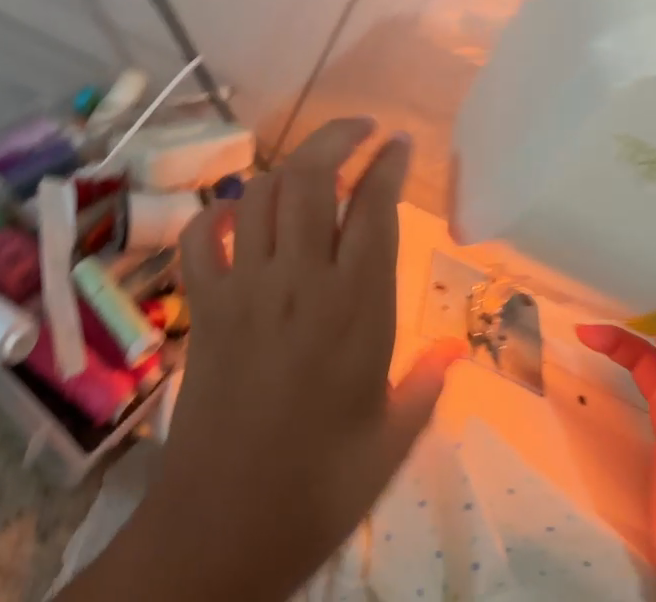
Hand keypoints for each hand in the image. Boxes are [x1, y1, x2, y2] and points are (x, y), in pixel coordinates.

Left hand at [60, 119, 462, 601]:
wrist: (225, 524)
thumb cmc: (320, 487)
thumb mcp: (392, 439)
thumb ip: (426, 384)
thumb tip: (456, 349)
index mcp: (356, 309)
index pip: (374, 208)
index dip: (388, 164)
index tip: (400, 143)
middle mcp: (299, 282)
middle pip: (311, 178)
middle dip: (337, 138)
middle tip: (362, 131)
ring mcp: (243, 289)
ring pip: (261, 195)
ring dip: (288, 169)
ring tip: (312, 170)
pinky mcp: (202, 307)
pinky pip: (200, 238)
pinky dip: (217, 214)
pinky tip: (238, 215)